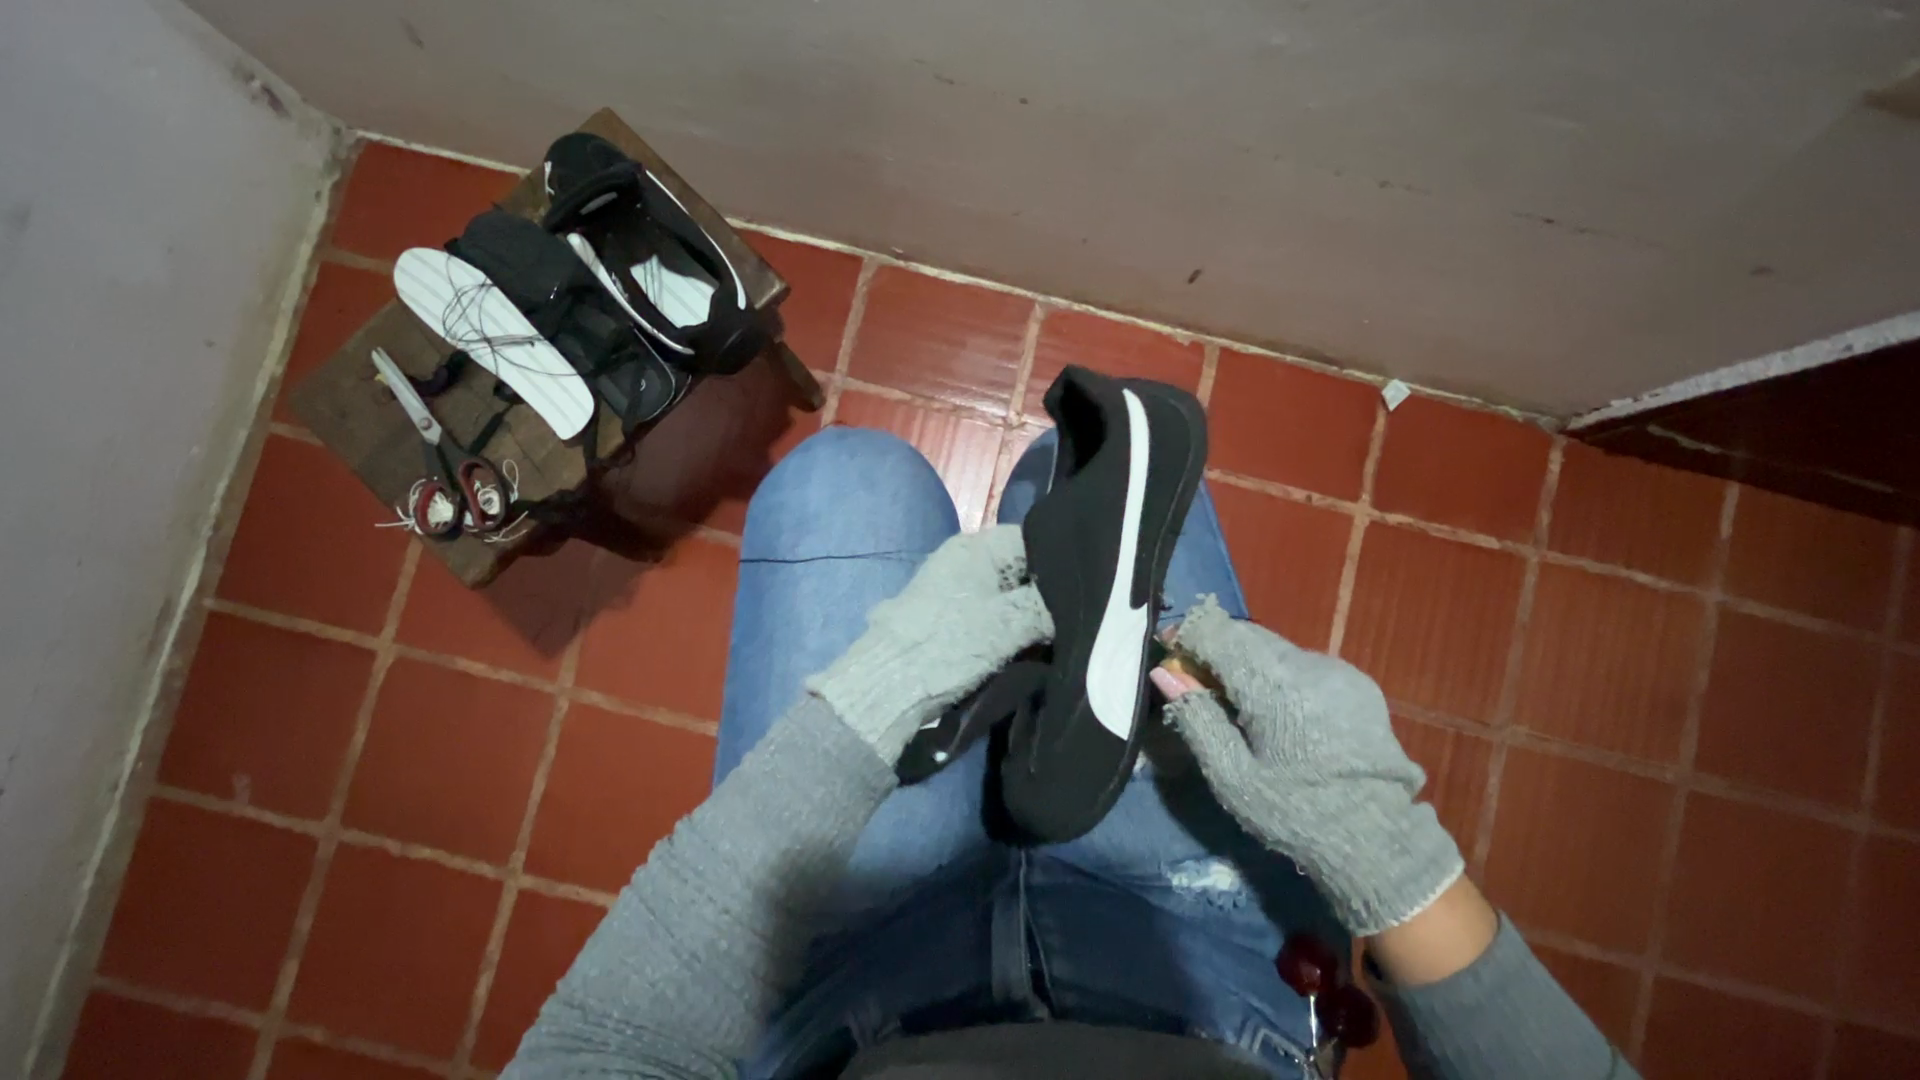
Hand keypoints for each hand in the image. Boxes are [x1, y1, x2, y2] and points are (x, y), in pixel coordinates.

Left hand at [807, 525, 1052, 763]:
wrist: (890, 686)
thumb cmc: (951, 644)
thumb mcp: (1011, 624)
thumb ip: (1047, 605)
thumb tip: (1072, 598)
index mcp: (975, 546)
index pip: (1033, 538)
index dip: (1061, 561)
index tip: (1082, 589)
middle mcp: (960, 558)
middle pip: (1018, 567)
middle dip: (1043, 591)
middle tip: (1072, 617)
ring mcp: (948, 587)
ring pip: (1003, 593)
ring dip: (1025, 613)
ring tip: (1052, 635)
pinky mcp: (942, 617)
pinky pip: (986, 613)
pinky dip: (1004, 626)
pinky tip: (1021, 646)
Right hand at [1155, 597, 1462, 935]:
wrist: (1377, 840)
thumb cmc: (1293, 812)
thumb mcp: (1231, 774)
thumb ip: (1196, 716)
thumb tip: (1163, 672)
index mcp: (1276, 686)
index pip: (1218, 633)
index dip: (1187, 634)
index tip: (1168, 649)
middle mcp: (1309, 664)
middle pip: (1246, 634)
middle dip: (1214, 647)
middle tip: (1193, 678)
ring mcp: (1337, 671)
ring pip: (1274, 646)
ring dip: (1245, 659)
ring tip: (1233, 697)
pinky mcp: (1357, 683)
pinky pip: (1302, 663)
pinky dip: (1276, 673)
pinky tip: (1275, 709)